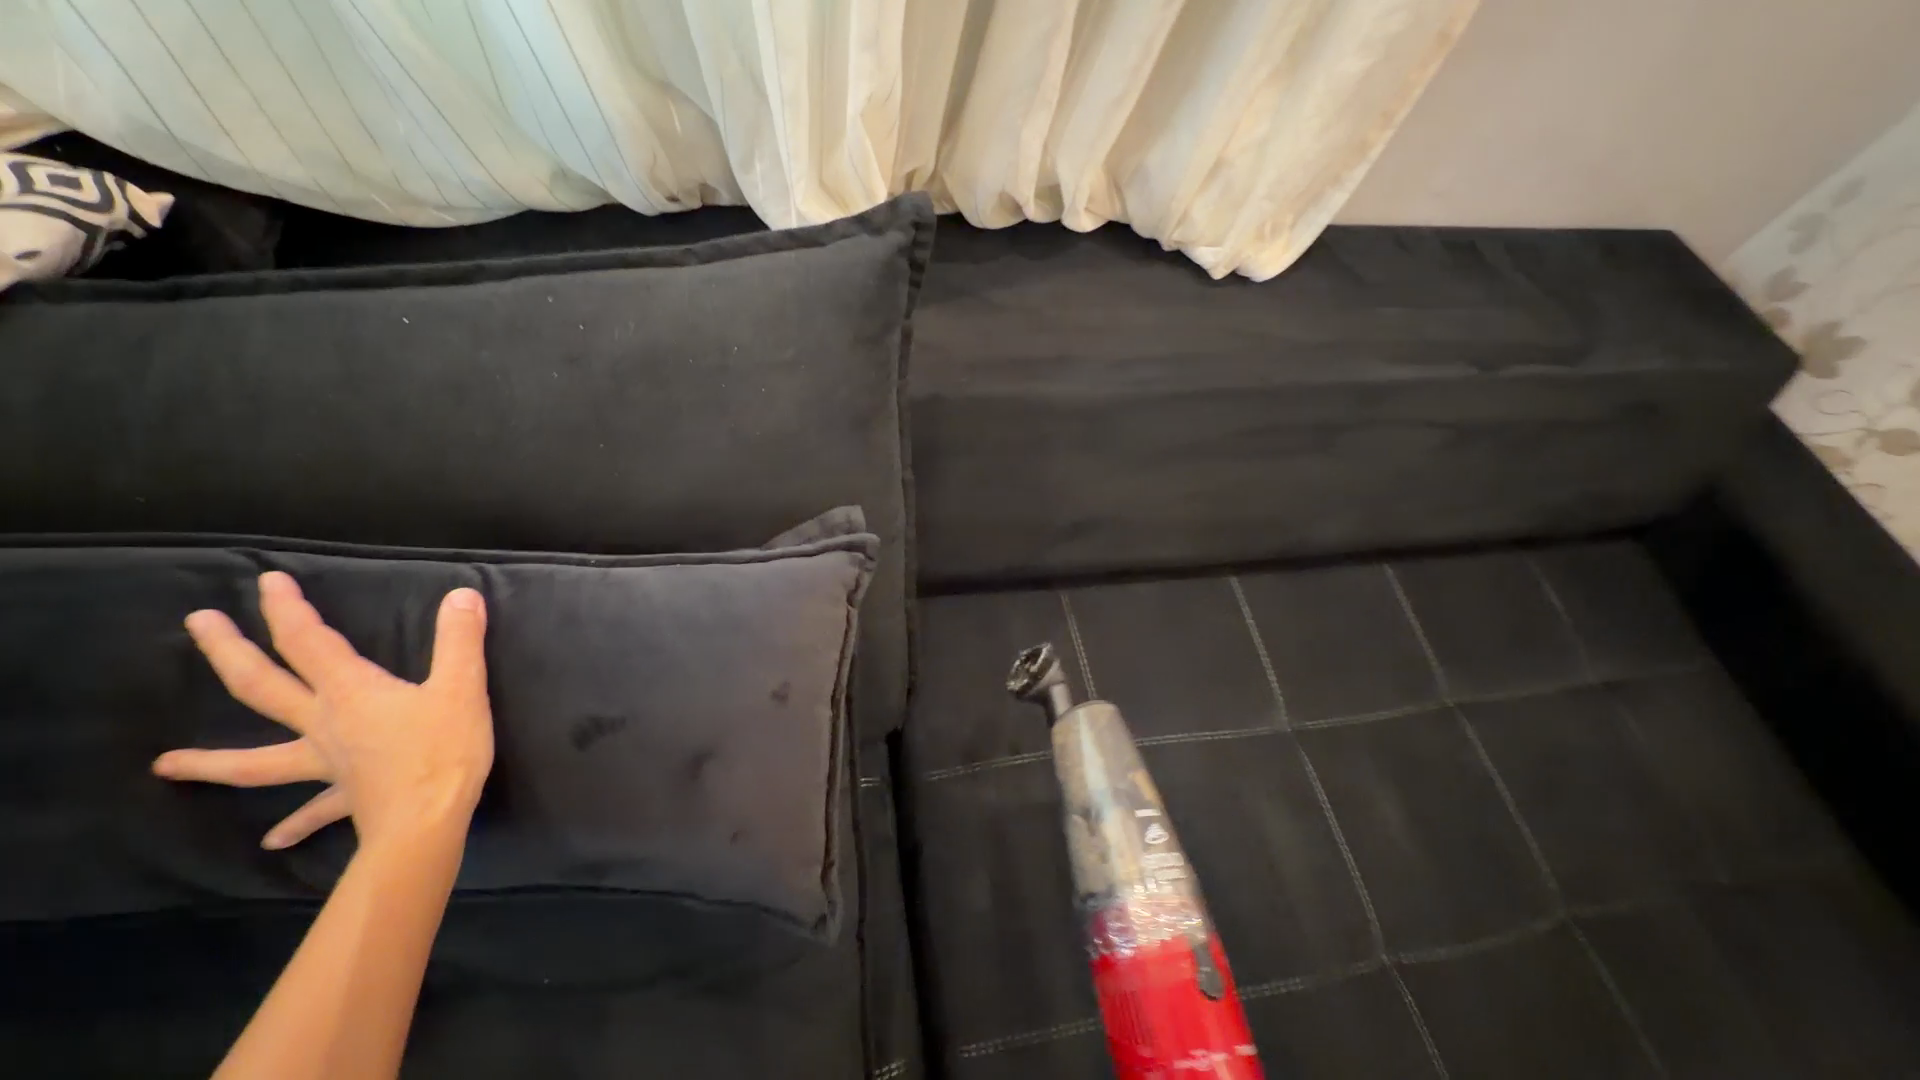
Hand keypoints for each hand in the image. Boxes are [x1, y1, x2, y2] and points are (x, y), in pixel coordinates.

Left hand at [154, 571, 494, 851]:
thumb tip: (462, 594)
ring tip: (165, 765)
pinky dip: (293, 824)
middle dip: (229, 651)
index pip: (308, 641)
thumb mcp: (461, 688)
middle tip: (197, 624)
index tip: (266, 581)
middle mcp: (323, 723)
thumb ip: (459, 640)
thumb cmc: (443, 751)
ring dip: (212, 762)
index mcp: (350, 692)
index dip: (287, 609)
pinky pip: (313, 811)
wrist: (427, 822)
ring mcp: (327, 765)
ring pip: (258, 763)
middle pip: (262, 686)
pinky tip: (273, 839)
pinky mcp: (345, 798)